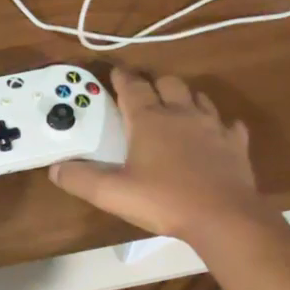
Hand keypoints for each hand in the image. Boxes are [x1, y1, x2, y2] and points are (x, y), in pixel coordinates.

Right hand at [50, 68, 273, 241]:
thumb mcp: (113, 194)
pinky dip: (219, 125)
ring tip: (177, 108)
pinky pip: (228, 125)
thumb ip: (81, 179)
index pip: (132, 88)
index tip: (114, 72)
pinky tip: (214, 135)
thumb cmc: (164, 200)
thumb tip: (55, 169)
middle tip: (144, 92)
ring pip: (199, 98)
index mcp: (150, 120)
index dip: (121, 78)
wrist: (223, 216)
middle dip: (154, 83)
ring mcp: (213, 126)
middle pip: (169, 83)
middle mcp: (182, 114)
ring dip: (185, 98)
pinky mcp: (235, 144)